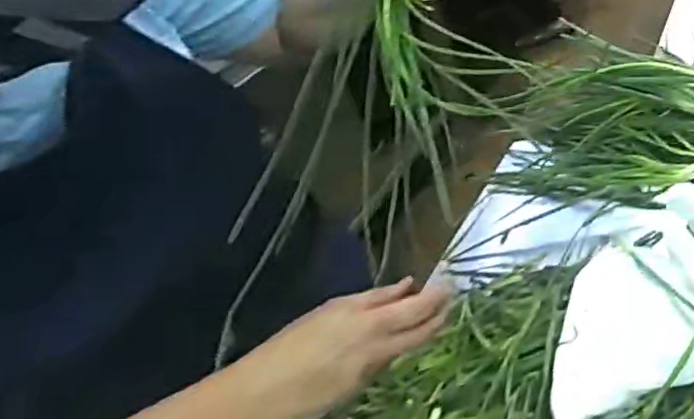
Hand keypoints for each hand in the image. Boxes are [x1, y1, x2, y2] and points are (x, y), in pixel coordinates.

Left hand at [224, 278, 448, 418]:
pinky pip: (373, 294)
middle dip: (435, 298)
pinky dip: (391, 290)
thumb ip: (372, 368)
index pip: (418, 333)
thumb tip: (395, 350)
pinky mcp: (333, 306)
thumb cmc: (293, 409)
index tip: (453, 310)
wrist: (239, 400)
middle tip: (454, 289)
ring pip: (395, 296)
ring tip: (433, 285)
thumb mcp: (341, 395)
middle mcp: (367, 328)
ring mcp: (350, 313)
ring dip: (415, 291)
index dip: (437, 321)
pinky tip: (399, 287)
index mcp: (371, 355)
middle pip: (413, 308)